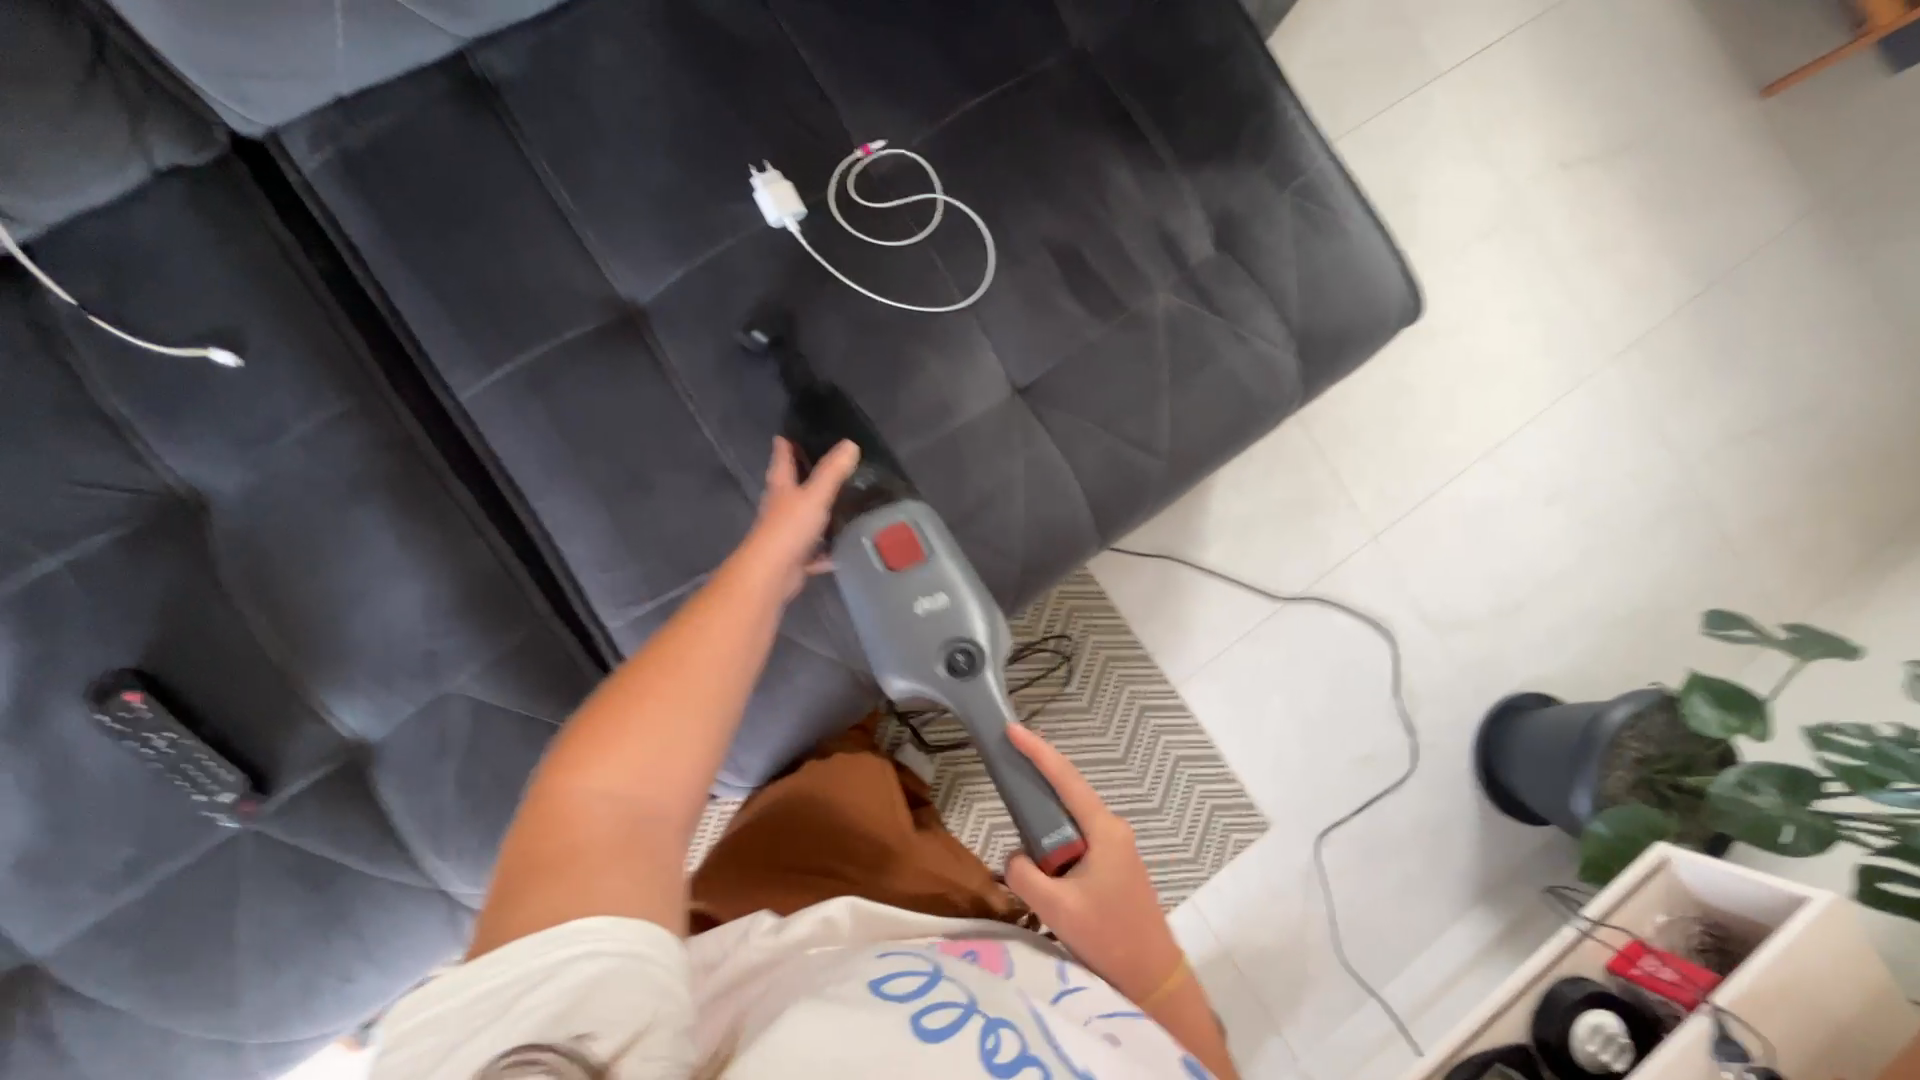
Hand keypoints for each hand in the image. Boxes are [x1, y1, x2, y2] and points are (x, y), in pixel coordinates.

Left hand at [734, 437, 860, 598]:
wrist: (771, 574)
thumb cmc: (789, 528)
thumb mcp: (815, 495)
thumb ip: (832, 472)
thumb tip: (850, 444)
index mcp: (781, 487)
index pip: (782, 458)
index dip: (785, 444)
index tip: (789, 433)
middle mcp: (780, 507)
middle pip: (790, 487)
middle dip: (802, 476)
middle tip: (824, 465)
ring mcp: (786, 533)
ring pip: (803, 517)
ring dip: (817, 512)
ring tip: (842, 503)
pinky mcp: (794, 557)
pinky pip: (814, 550)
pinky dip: (826, 549)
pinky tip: (843, 548)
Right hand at [1004, 724, 1185, 1002]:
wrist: (1152, 976)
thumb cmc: (1107, 936)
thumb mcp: (1054, 906)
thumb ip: (1024, 873)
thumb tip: (1017, 857)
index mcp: (1104, 830)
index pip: (1065, 779)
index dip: (1038, 751)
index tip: (1012, 729)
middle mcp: (1113, 830)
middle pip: (1068, 793)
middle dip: (1038, 778)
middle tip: (1006, 764)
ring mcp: (1116, 848)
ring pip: (1071, 820)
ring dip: (1045, 818)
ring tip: (1017, 817)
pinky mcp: (1114, 866)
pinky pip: (1078, 840)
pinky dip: (1055, 840)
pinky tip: (1040, 856)